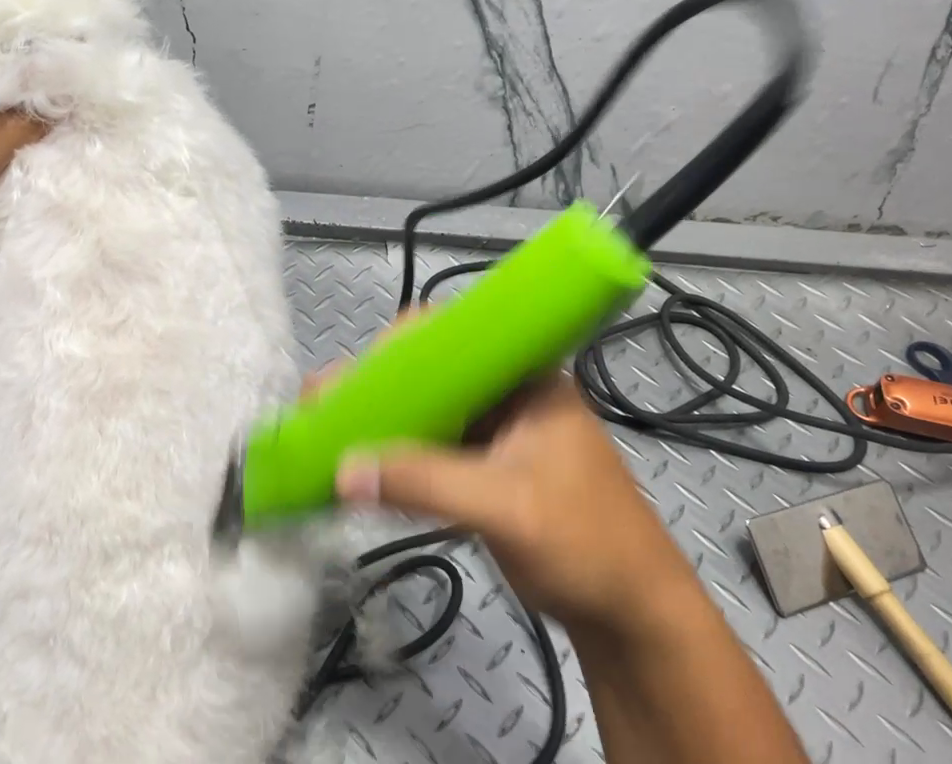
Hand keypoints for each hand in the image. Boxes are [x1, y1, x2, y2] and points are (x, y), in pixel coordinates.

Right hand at [332, 371, 699, 635]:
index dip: (400, 347)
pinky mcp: (478, 469)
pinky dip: (389, 456)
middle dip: (374, 385)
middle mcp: (505, 394)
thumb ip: (426, 483)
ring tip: (321, 430)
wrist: (630, 615)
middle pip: (428, 372)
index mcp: (524, 379)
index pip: (454, 335)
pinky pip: (424, 449)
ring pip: (421, 411)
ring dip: (375, 421)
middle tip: (320, 403)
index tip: (356, 376)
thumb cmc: (587, 544)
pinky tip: (351, 466)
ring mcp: (491, 433)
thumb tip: (342, 472)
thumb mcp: (508, 507)